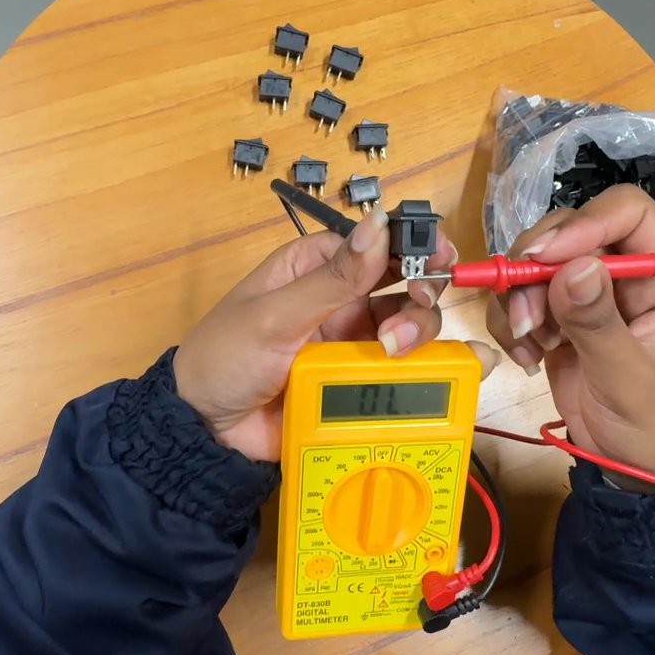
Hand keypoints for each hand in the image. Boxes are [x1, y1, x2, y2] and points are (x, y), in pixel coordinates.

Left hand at [175, 212, 492, 460]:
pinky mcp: (359, 382)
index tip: (438, 253)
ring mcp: (352, 342)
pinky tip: (447, 368)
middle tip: (417, 302)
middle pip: (403, 283)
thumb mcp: (275, 314)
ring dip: (417, 330)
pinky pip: (402, 370)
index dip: (410, 243)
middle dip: (420, 289)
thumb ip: (332, 277)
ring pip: (409, 325)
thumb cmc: (226, 358)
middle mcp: (340, 300)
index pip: (373, 242)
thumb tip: (379, 223)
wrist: (206, 431)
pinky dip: (427, 367)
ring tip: (394, 347)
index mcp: (313, 267)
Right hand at [484, 185, 654, 479]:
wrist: (632, 468)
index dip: (585, 224)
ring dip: (517, 299)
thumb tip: (574, 267)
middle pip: (569, 231)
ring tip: (526, 344)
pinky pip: (518, 296)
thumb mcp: (630, 379)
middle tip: (524, 316)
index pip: (629, 214)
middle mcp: (625, 273)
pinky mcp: (556, 316)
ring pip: (535, 262)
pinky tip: (525, 356)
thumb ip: (600, 323)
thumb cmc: (654, 426)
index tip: (543, 257)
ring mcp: (587, 293)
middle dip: (536, 269)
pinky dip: (509, 321)